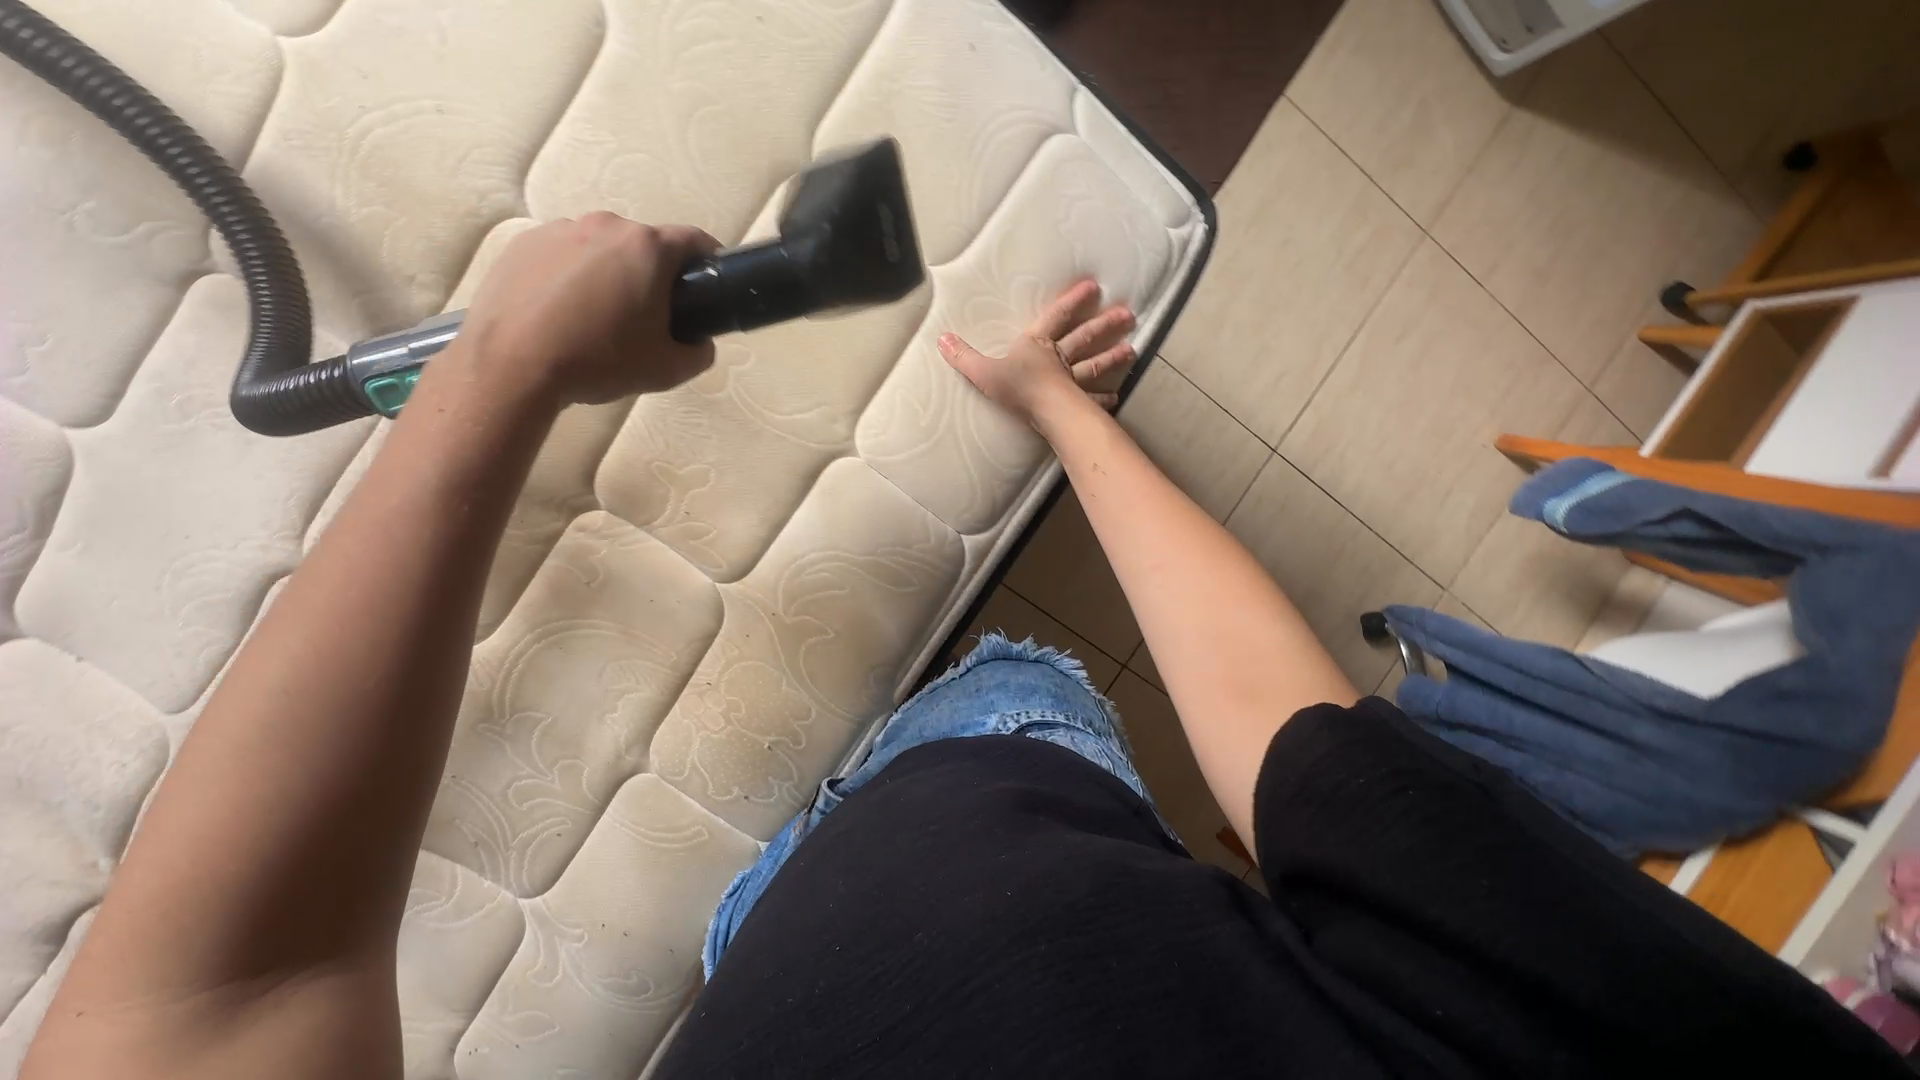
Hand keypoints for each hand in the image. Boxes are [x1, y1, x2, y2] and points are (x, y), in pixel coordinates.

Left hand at [458, 212, 720, 406]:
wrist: (512, 365)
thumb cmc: (600, 361)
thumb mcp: (668, 370)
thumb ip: (699, 352)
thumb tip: (698, 341)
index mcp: (648, 248)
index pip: (695, 241)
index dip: (708, 263)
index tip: (707, 288)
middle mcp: (605, 225)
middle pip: (645, 245)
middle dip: (653, 275)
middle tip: (649, 318)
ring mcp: (559, 229)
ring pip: (601, 249)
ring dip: (609, 274)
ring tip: (597, 318)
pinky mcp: (523, 244)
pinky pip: (563, 256)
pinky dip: (570, 277)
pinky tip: (561, 314)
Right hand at [937, 280, 1135, 425]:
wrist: (1043, 411)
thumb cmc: (1017, 387)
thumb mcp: (984, 371)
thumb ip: (964, 357)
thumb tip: (942, 339)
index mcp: (1037, 344)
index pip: (1057, 317)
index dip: (1073, 302)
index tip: (1093, 287)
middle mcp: (1059, 358)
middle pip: (1083, 338)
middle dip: (1104, 325)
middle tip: (1127, 315)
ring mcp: (1071, 381)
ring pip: (1093, 365)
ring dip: (1111, 358)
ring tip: (1130, 350)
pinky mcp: (1076, 404)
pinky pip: (1092, 399)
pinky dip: (1104, 398)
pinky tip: (1115, 396)